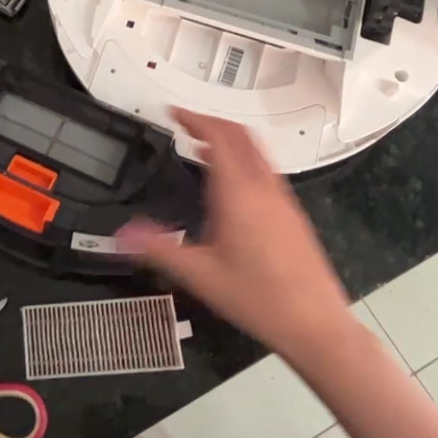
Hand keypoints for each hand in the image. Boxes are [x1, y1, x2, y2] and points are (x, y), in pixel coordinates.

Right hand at [118, 110, 352, 355]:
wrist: (315, 325)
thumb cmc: (260, 299)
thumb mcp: (199, 275)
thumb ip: (158, 249)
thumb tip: (122, 235)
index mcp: (238, 193)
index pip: (218, 135)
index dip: (194, 117)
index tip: (175, 112)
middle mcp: (263, 188)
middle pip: (240, 134)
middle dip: (211, 121)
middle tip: (186, 123)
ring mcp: (283, 199)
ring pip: (257, 149)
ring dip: (231, 138)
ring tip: (206, 146)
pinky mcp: (293, 213)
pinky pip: (268, 168)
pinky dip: (246, 157)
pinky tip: (235, 182)